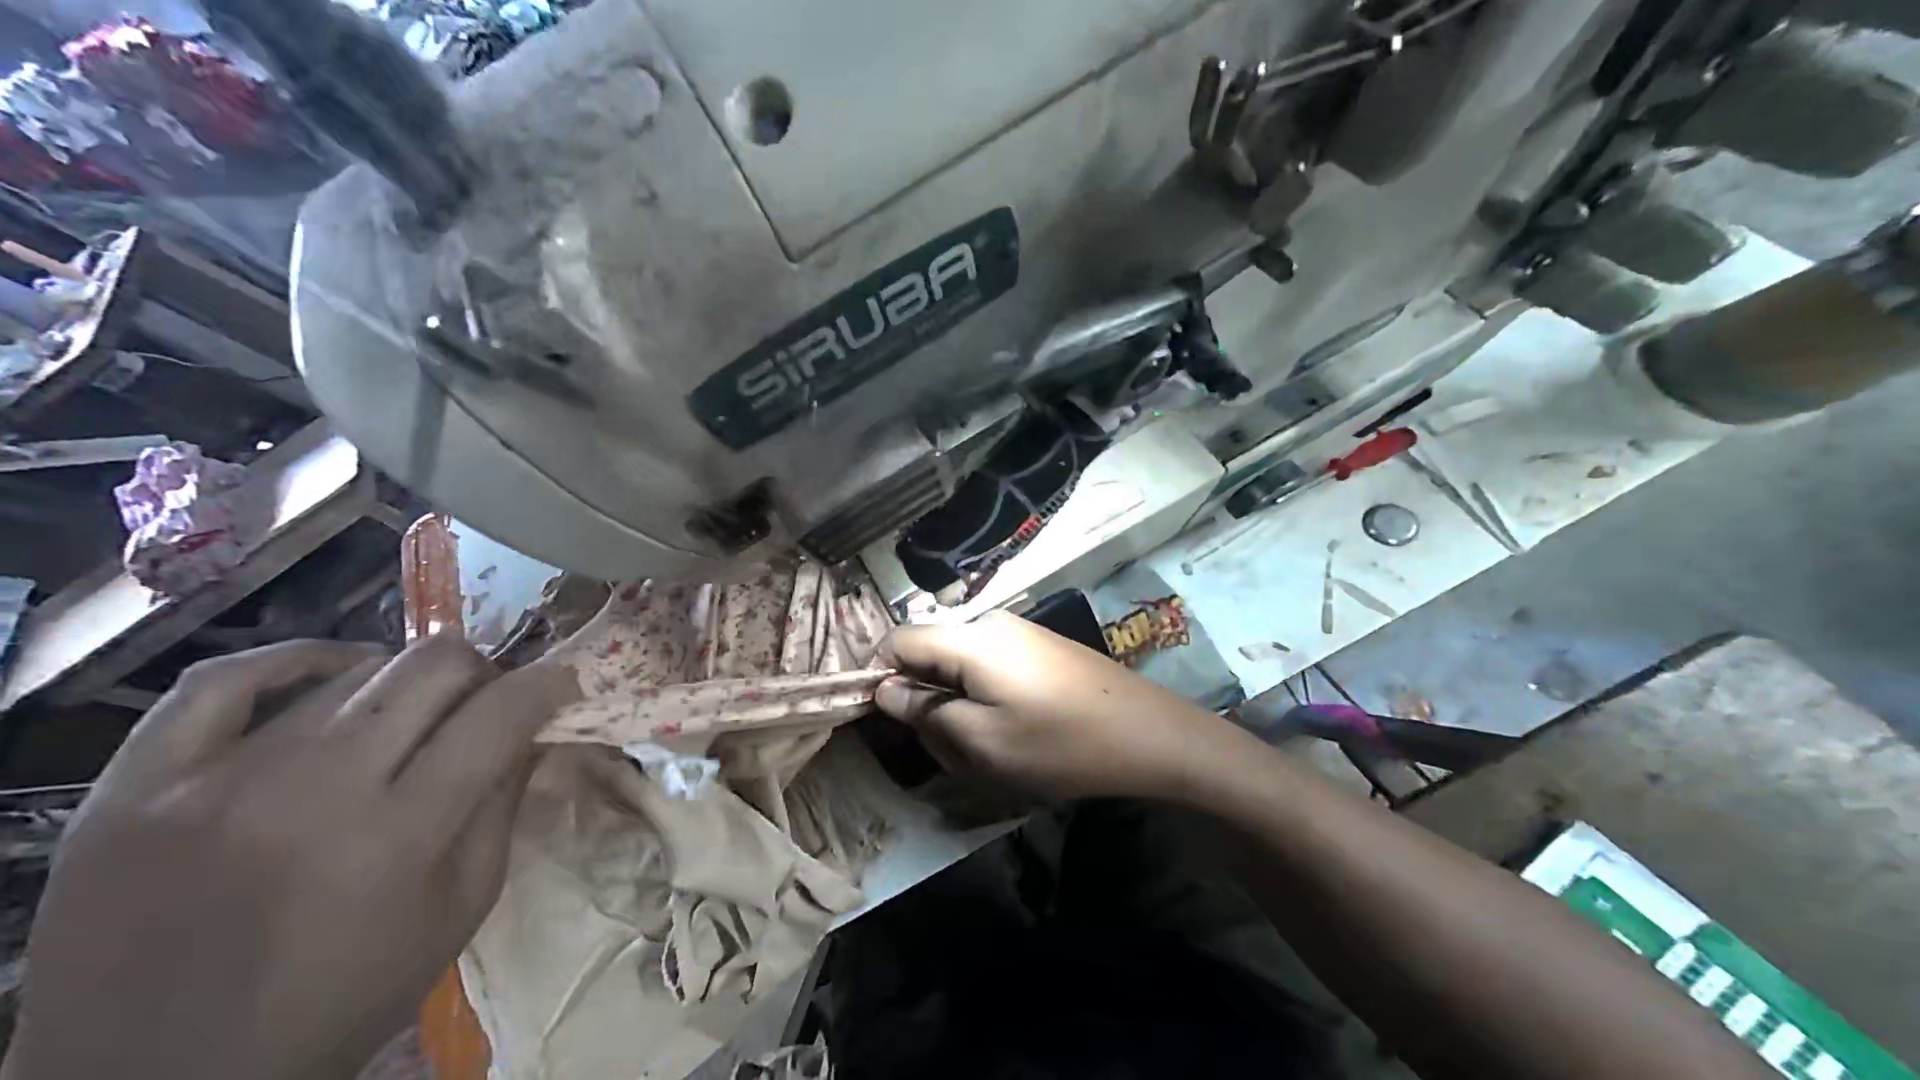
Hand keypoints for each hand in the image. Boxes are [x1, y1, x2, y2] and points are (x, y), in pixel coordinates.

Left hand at [2, 637, 575, 1079]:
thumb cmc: (343, 997)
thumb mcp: (458, 908)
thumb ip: (501, 806)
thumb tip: (533, 726)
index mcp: (398, 836)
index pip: (499, 715)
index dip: (547, 684)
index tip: (562, 683)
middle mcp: (311, 790)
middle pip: (433, 666)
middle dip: (482, 673)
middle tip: (483, 705)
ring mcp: (215, 780)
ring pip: (353, 671)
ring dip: (403, 686)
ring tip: (405, 719)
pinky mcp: (136, 785)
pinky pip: (224, 678)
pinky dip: (294, 661)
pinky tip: (330, 674)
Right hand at [874, 611, 1251, 801]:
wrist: (1151, 734)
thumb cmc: (1060, 743)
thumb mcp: (982, 742)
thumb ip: (924, 711)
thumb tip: (884, 688)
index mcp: (970, 638)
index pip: (898, 639)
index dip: (880, 675)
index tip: (887, 719)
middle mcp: (991, 623)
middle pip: (930, 651)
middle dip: (925, 698)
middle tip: (948, 748)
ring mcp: (1020, 633)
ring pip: (960, 664)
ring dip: (957, 704)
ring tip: (986, 748)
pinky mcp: (1041, 648)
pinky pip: (990, 667)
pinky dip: (985, 698)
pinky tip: (1014, 731)